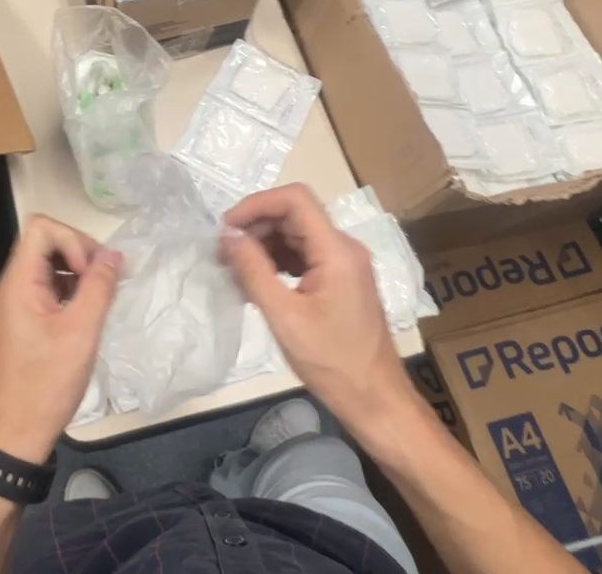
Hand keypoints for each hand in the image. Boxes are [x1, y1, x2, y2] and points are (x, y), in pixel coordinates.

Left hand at [0, 215, 121, 463]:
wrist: (16, 436)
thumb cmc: (47, 383)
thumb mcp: (81, 333)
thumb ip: (99, 287)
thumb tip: (114, 254)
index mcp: (18, 282)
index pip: (42, 227)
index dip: (73, 239)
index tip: (91, 272)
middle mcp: (12, 286)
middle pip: (45, 243)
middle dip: (79, 253)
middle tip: (103, 284)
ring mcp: (16, 305)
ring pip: (48, 266)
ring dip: (77, 273)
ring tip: (100, 300)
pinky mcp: (23, 322)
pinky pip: (47, 289)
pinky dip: (70, 292)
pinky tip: (87, 315)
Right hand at [221, 185, 416, 440]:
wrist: (377, 402)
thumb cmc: (332, 363)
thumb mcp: (284, 317)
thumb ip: (254, 270)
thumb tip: (228, 235)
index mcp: (337, 251)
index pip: (294, 199)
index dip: (256, 204)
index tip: (227, 228)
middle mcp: (344, 249)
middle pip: (294, 215)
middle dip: (255, 227)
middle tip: (224, 254)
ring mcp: (345, 265)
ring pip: (297, 234)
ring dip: (264, 245)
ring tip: (235, 272)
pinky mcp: (342, 281)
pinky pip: (305, 255)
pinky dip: (278, 262)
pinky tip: (257, 284)